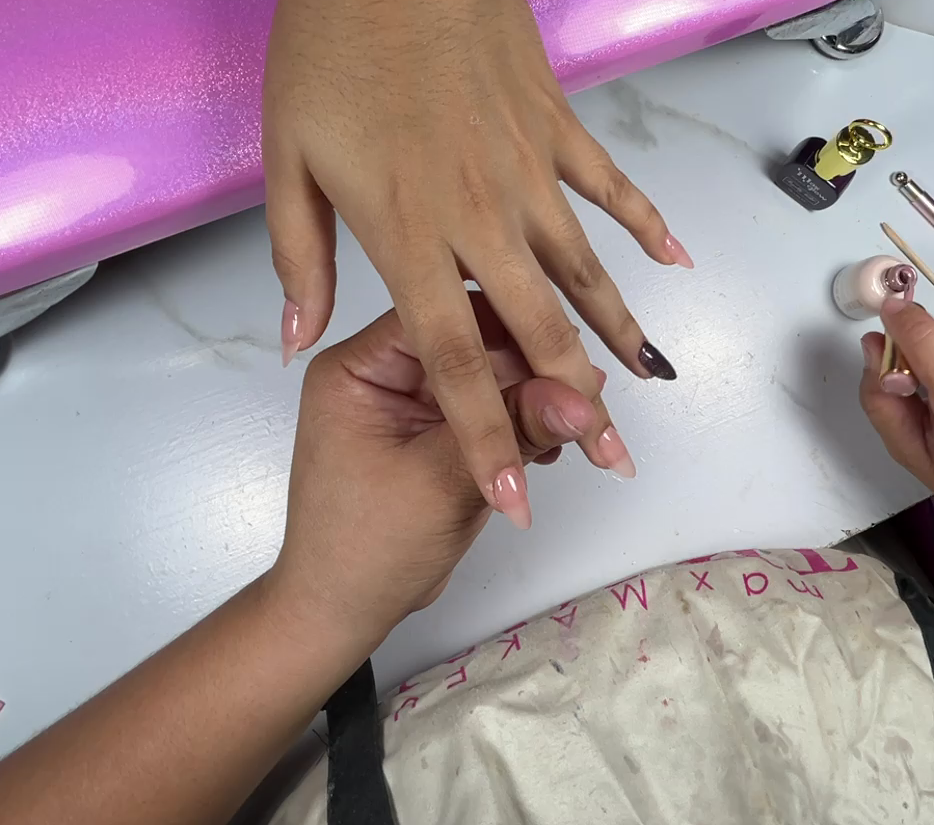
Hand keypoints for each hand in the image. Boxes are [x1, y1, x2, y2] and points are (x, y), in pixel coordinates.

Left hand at [262, 0, 686, 525]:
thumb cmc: (326, 51)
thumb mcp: (288, 160)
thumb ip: (301, 261)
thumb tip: (297, 341)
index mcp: (410, 233)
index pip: (456, 361)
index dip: (485, 436)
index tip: (517, 499)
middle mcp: (483, 217)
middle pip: (540, 329)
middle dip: (577, 404)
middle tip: (615, 458)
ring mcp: (531, 170)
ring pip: (585, 268)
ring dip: (619, 331)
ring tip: (650, 382)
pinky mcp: (559, 127)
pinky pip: (609, 187)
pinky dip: (644, 225)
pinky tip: (674, 262)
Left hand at [264, 296, 599, 648]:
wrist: (344, 613)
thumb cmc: (367, 550)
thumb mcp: (444, 482)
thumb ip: (513, 433)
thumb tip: (584, 400)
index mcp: (361, 367)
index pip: (443, 318)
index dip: (509, 328)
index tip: (567, 350)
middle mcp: (388, 371)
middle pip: (475, 345)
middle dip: (535, 372)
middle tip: (589, 393)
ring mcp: (415, 399)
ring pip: (492, 377)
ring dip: (539, 400)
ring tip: (584, 422)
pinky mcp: (440, 426)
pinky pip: (493, 406)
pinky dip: (527, 423)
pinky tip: (557, 441)